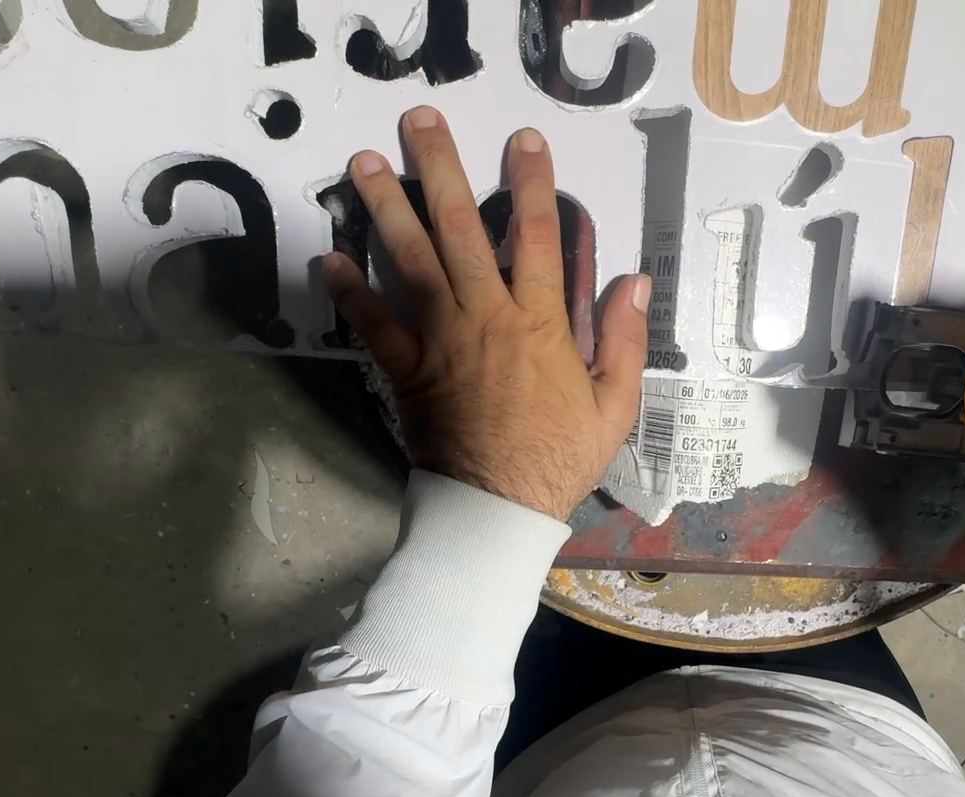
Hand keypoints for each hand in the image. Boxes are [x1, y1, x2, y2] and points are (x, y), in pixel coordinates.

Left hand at [322, 106, 650, 520]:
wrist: (501, 506)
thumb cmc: (560, 457)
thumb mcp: (615, 405)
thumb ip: (624, 341)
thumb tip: (634, 282)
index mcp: (539, 324)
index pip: (538, 239)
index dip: (532, 185)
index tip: (522, 140)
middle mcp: (485, 317)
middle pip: (461, 231)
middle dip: (441, 171)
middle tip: (418, 122)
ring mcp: (441, 341)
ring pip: (412, 263)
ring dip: (387, 210)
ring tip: (364, 164)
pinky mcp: (407, 370)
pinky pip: (375, 326)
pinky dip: (351, 293)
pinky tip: (330, 259)